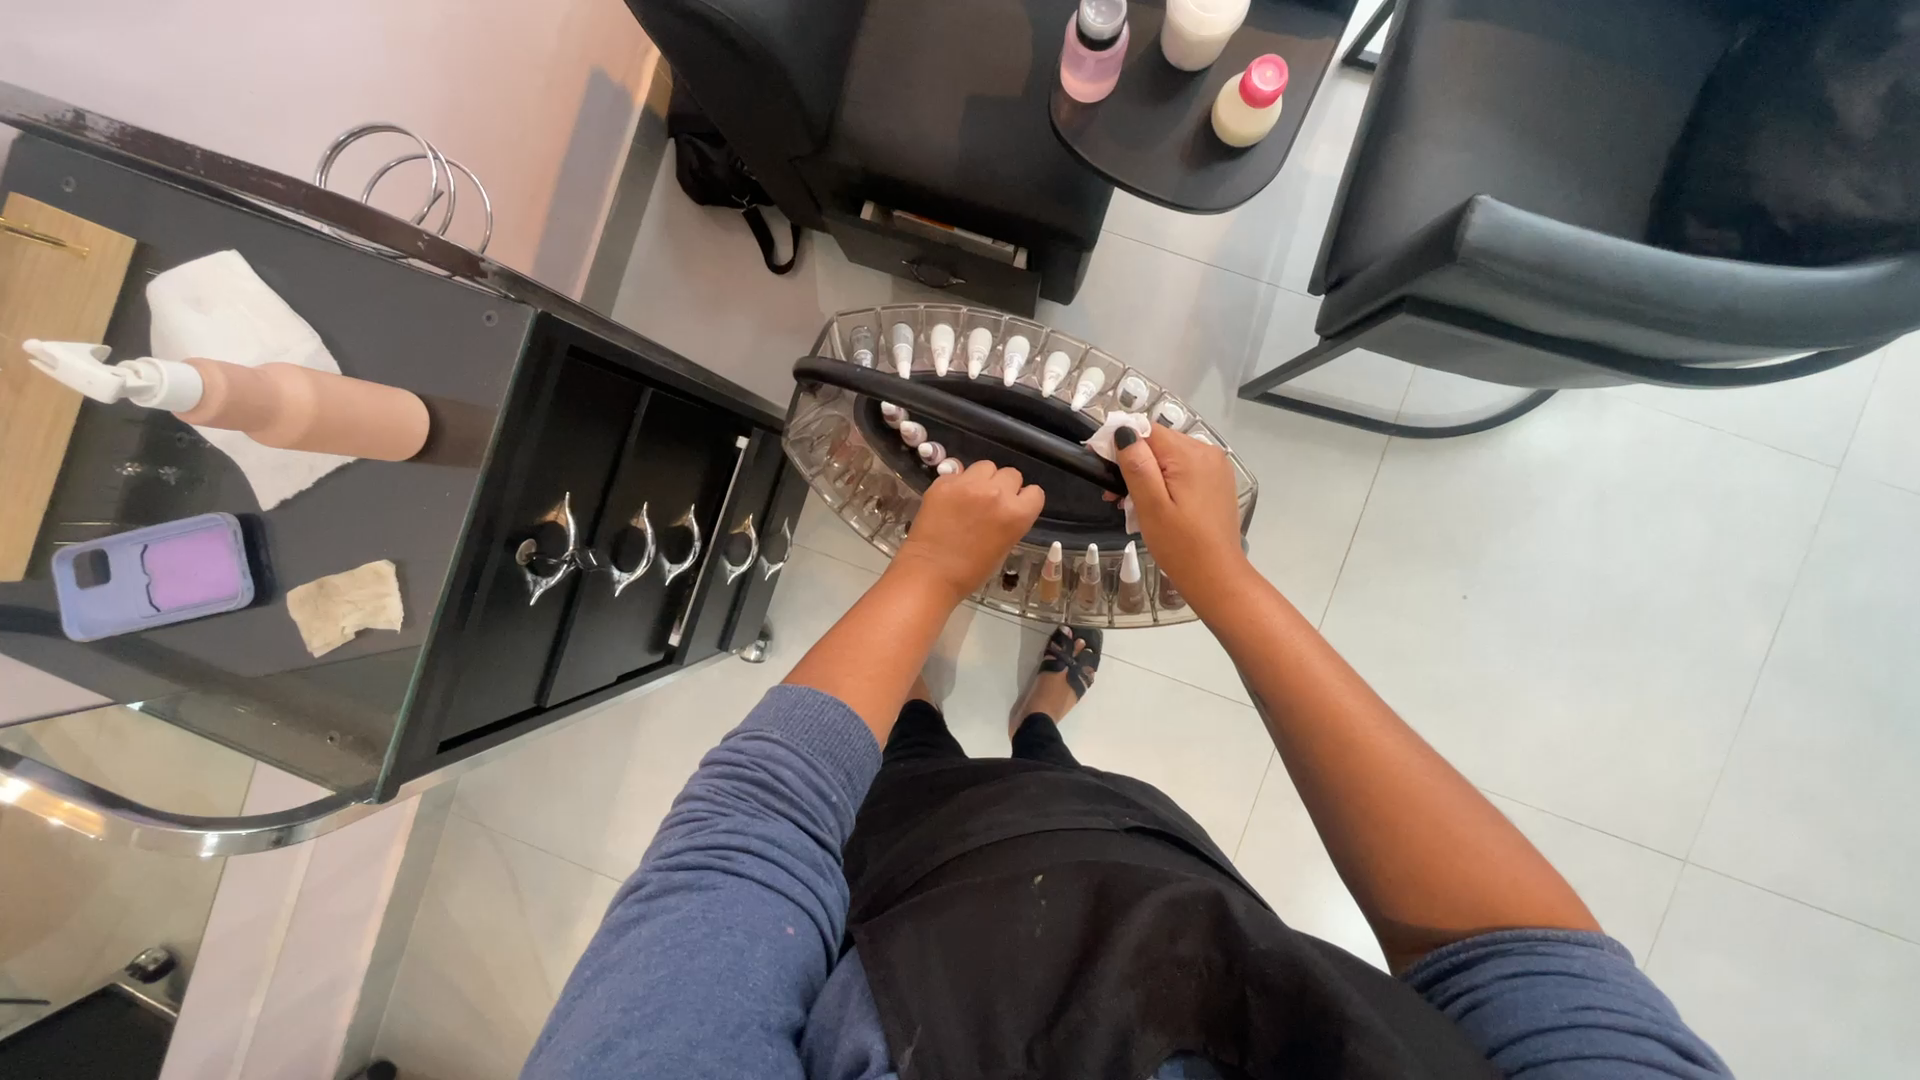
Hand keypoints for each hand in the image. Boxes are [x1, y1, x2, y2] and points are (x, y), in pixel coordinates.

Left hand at [892, 461, 1043, 602]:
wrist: (931, 573)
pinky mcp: (944, 482)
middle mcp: (996, 493)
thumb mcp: (1004, 546)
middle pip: (1011, 474)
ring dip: (983, 479)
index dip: (1024, 500)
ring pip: (986, 466)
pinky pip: (958, 472)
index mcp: (1017, 514)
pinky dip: (958, 482)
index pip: (1035, 492)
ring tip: (971, 496)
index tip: (1014, 507)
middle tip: (991, 502)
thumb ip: (1010, 520)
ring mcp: (968, 485)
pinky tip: (951, 499)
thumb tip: (1005, 506)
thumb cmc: (971, 570)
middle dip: (1004, 486)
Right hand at [1113, 425, 1249, 608]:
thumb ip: (1137, 465)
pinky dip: (1166, 482)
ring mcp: (1216, 467)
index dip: (1121, 445)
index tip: (1104, 470)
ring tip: (1133, 505)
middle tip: (1116, 497)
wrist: (1217, 577)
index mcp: (1190, 454)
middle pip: (1159, 443)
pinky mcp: (1217, 482)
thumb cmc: (1180, 545)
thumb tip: (1123, 431)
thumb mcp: (1151, 505)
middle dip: (1134, 463)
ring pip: (1171, 457)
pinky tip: (1157, 505)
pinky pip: (1184, 470)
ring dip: (1149, 474)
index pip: (1146, 430)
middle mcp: (1207, 452)